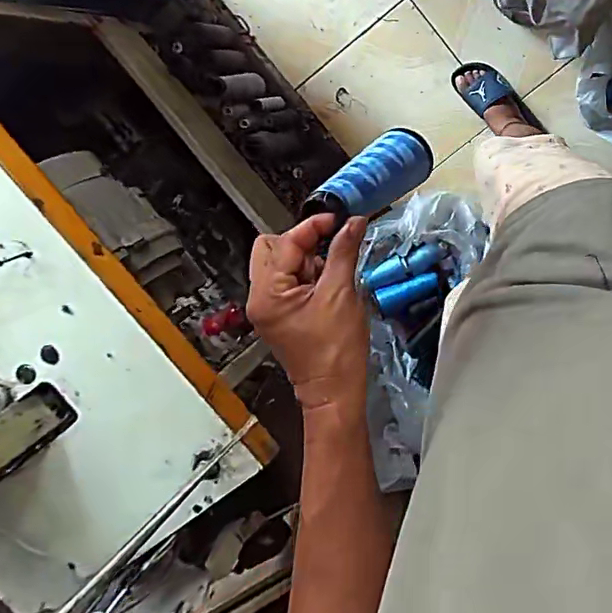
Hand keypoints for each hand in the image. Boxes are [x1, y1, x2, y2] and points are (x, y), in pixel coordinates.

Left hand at [247, 214, 370, 412]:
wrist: (334, 392)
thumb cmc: (336, 353)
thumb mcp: (342, 293)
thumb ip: (343, 252)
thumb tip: (352, 223)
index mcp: (268, 294)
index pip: (285, 243)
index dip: (313, 227)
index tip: (337, 220)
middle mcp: (259, 298)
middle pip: (271, 248)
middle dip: (303, 243)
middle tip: (330, 249)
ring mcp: (267, 307)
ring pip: (280, 263)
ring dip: (306, 260)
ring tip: (330, 278)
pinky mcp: (279, 314)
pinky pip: (287, 280)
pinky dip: (307, 275)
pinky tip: (327, 288)